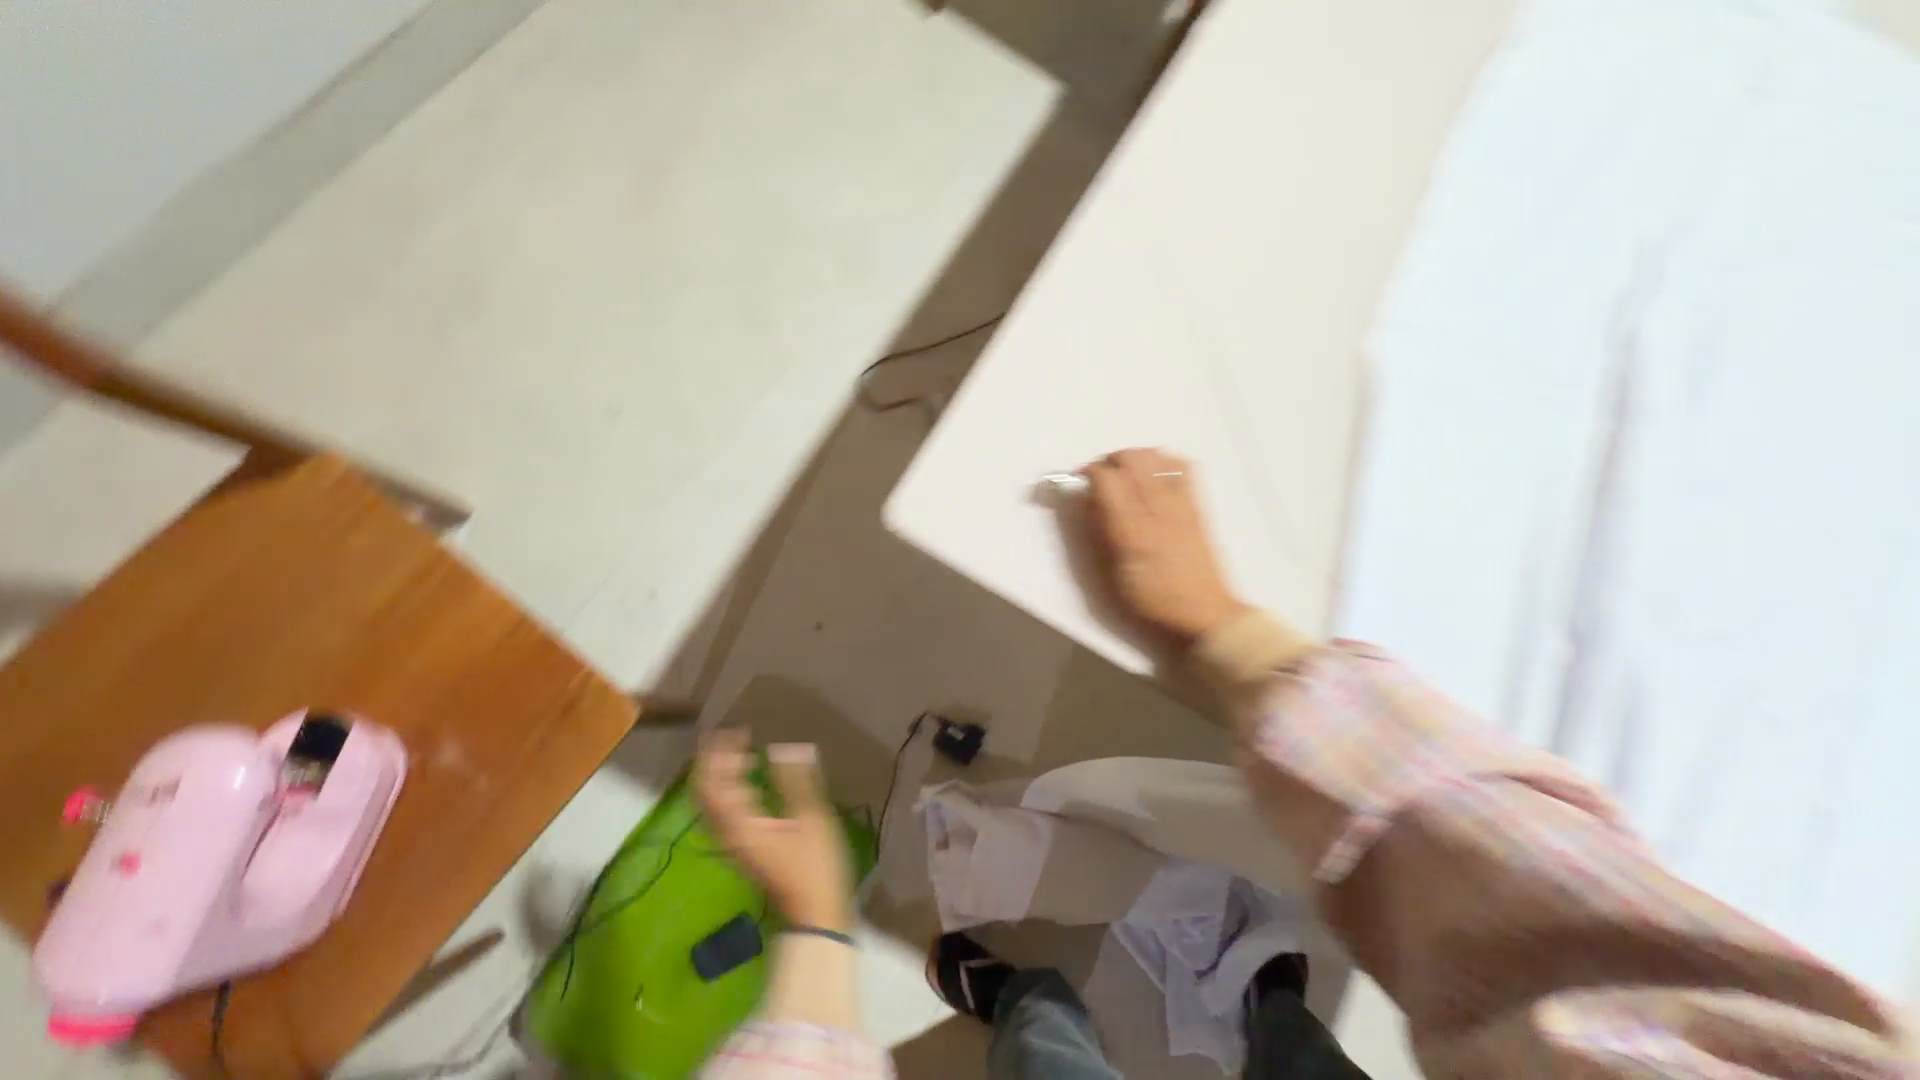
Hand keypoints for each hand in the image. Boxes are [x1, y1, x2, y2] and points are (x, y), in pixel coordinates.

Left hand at [694, 729, 851, 930]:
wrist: (813, 913)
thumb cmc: (815, 867)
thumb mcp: (812, 819)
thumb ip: (797, 781)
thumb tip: (785, 747)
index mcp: (740, 824)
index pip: (715, 781)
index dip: (719, 752)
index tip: (736, 730)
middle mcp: (728, 833)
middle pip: (705, 792)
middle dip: (713, 761)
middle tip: (731, 737)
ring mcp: (732, 843)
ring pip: (711, 803)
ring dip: (719, 775)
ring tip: (740, 754)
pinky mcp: (742, 848)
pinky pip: (722, 813)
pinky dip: (728, 791)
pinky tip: (748, 784)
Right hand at [1083, 448, 1249, 642]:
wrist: (1204, 614)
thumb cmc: (1151, 601)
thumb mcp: (1112, 574)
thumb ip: (1097, 532)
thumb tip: (1084, 499)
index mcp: (1132, 530)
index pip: (1105, 478)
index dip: (1086, 473)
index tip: (1078, 483)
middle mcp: (1158, 509)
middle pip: (1131, 457)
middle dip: (1110, 461)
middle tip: (1100, 479)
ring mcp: (1182, 503)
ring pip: (1156, 455)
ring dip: (1135, 459)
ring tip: (1126, 477)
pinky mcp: (1198, 504)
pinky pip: (1182, 465)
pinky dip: (1163, 462)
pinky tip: (1155, 478)